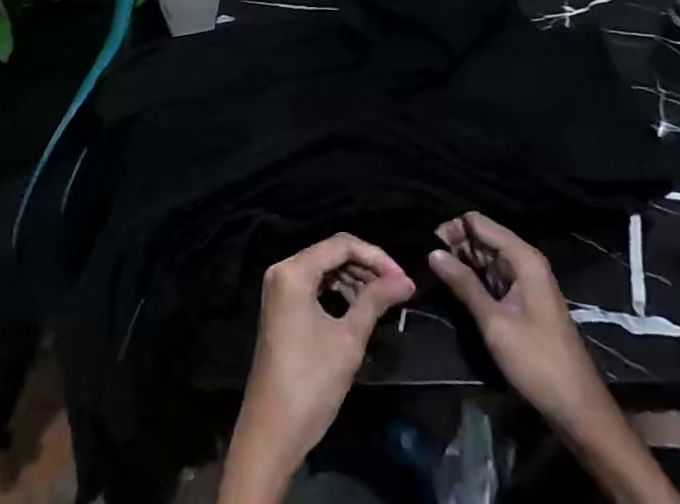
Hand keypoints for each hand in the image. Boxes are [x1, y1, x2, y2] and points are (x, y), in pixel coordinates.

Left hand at [221, 234, 414, 503]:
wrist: (271, 434)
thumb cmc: (311, 382)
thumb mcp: (350, 338)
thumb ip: (377, 300)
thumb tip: (408, 281)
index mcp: (294, 272)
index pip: (343, 244)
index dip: (377, 256)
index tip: (404, 278)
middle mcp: (282, 272)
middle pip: (333, 253)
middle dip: (368, 267)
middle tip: (399, 287)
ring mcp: (279, 290)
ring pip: (325, 269)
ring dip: (356, 279)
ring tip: (385, 298)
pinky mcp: (282, 308)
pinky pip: (315, 285)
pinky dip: (339, 291)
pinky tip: (361, 306)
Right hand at [427, 212, 606, 424]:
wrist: (574, 402)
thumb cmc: (535, 359)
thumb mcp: (494, 321)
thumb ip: (464, 284)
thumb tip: (433, 252)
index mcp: (523, 258)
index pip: (480, 224)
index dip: (453, 228)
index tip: (424, 244)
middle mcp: (525, 261)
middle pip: (483, 238)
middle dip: (454, 245)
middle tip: (423, 261)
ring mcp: (525, 281)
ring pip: (486, 258)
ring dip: (461, 261)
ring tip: (430, 270)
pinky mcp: (521, 299)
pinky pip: (493, 277)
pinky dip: (473, 278)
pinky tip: (451, 285)